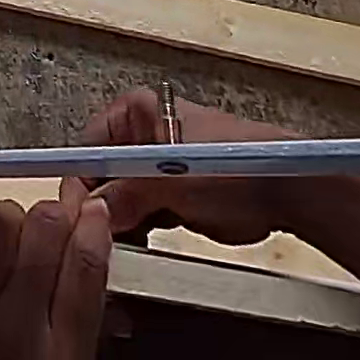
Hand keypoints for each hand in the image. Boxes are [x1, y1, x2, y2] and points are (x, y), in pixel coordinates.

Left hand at [0, 195, 111, 359]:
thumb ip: (83, 296)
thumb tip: (93, 228)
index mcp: (59, 355)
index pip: (87, 264)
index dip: (94, 223)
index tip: (92, 210)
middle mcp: (13, 331)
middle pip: (44, 229)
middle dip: (51, 217)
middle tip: (45, 232)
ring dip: (7, 217)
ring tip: (6, 240)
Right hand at [58, 88, 295, 245]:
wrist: (284, 188)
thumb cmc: (234, 165)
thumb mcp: (171, 181)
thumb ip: (125, 195)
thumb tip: (89, 213)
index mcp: (135, 111)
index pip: (87, 148)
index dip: (80, 186)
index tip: (76, 222)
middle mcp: (139, 132)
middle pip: (100, 174)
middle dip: (100, 210)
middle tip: (101, 243)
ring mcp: (153, 162)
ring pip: (117, 198)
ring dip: (119, 225)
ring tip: (124, 248)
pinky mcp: (167, 190)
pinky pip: (137, 211)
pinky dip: (136, 231)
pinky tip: (140, 246)